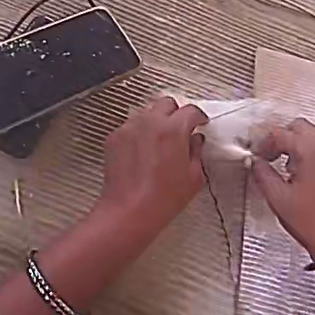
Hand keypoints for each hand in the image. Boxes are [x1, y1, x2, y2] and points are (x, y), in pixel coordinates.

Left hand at [94, 95, 208, 238]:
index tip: (200, 123)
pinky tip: (143, 152)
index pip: (190, 110)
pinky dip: (139, 134)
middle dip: (176, 113)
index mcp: (173, 129)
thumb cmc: (162, 198)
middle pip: (166, 104)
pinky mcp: (114, 138)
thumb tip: (195, 141)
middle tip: (181, 130)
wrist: (128, 210)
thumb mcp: (193, 177)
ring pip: (146, 114)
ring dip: (156, 122)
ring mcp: (129, 128)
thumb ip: (197, 152)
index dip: (198, 117)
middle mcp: (149, 122)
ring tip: (160, 143)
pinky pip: (130, 127)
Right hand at [250, 119, 314, 263]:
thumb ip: (262, 173)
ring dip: (299, 146)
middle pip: (300, 127)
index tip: (257, 153)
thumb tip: (256, 163)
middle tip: (269, 155)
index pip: (281, 133)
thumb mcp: (278, 198)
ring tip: (286, 168)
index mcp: (312, 151)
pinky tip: (306, 175)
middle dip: (282, 138)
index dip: (263, 142)